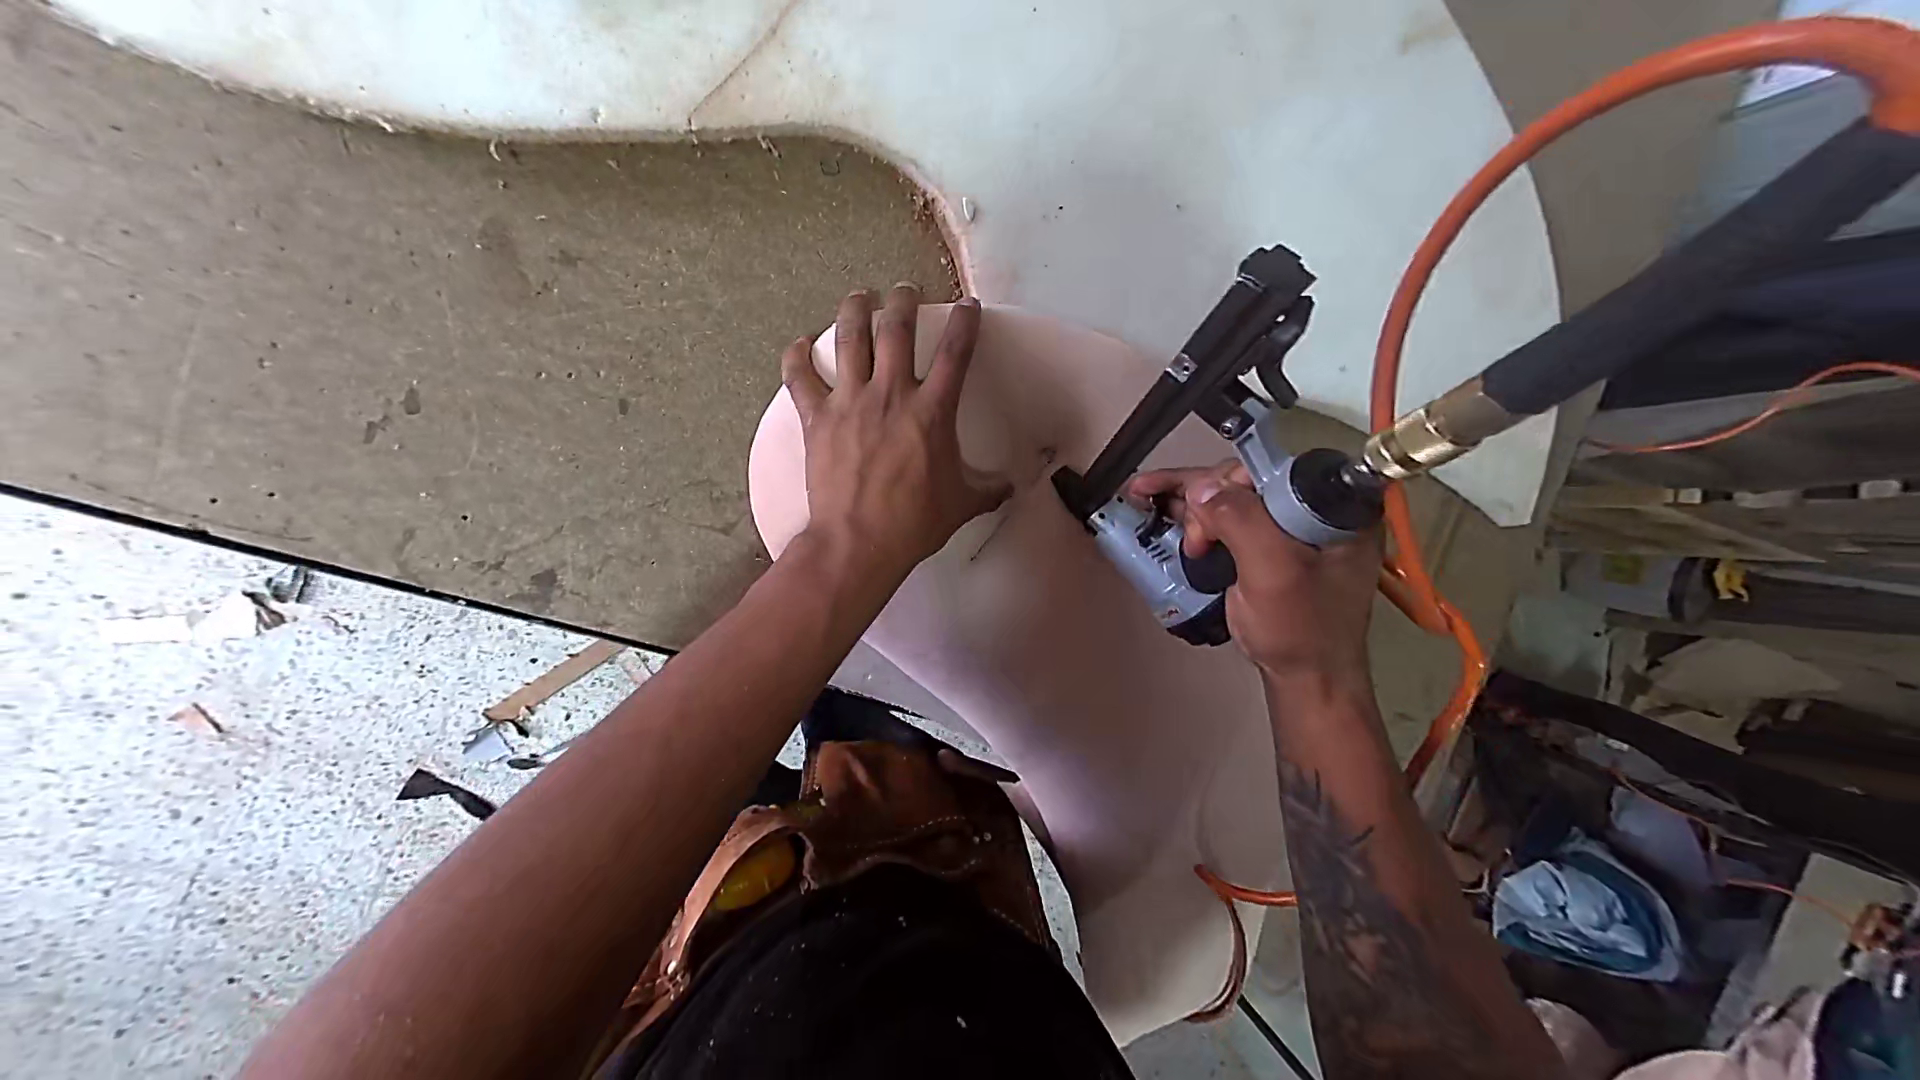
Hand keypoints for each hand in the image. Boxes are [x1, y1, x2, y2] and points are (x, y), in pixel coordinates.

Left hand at [781, 285, 1010, 579]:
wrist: (859, 542)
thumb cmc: (914, 523)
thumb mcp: (963, 504)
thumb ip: (989, 489)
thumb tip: (1011, 487)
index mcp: (932, 411)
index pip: (956, 352)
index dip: (966, 322)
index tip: (968, 305)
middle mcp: (891, 395)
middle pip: (897, 329)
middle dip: (903, 301)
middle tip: (905, 291)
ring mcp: (850, 402)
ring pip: (849, 338)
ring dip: (855, 310)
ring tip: (859, 297)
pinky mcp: (816, 418)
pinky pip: (799, 377)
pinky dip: (796, 357)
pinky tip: (797, 346)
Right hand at [1126, 461, 1380, 687]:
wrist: (1306, 676)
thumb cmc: (1303, 633)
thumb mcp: (1274, 573)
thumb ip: (1242, 523)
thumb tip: (1202, 488)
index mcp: (1332, 509)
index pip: (1269, 470)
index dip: (1226, 484)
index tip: (1194, 504)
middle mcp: (1311, 511)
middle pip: (1243, 481)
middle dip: (1203, 501)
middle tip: (1188, 536)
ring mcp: (1287, 528)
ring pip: (1229, 497)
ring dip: (1190, 503)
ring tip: (1150, 502)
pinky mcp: (1267, 545)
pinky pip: (1227, 519)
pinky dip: (1196, 518)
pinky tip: (1170, 518)